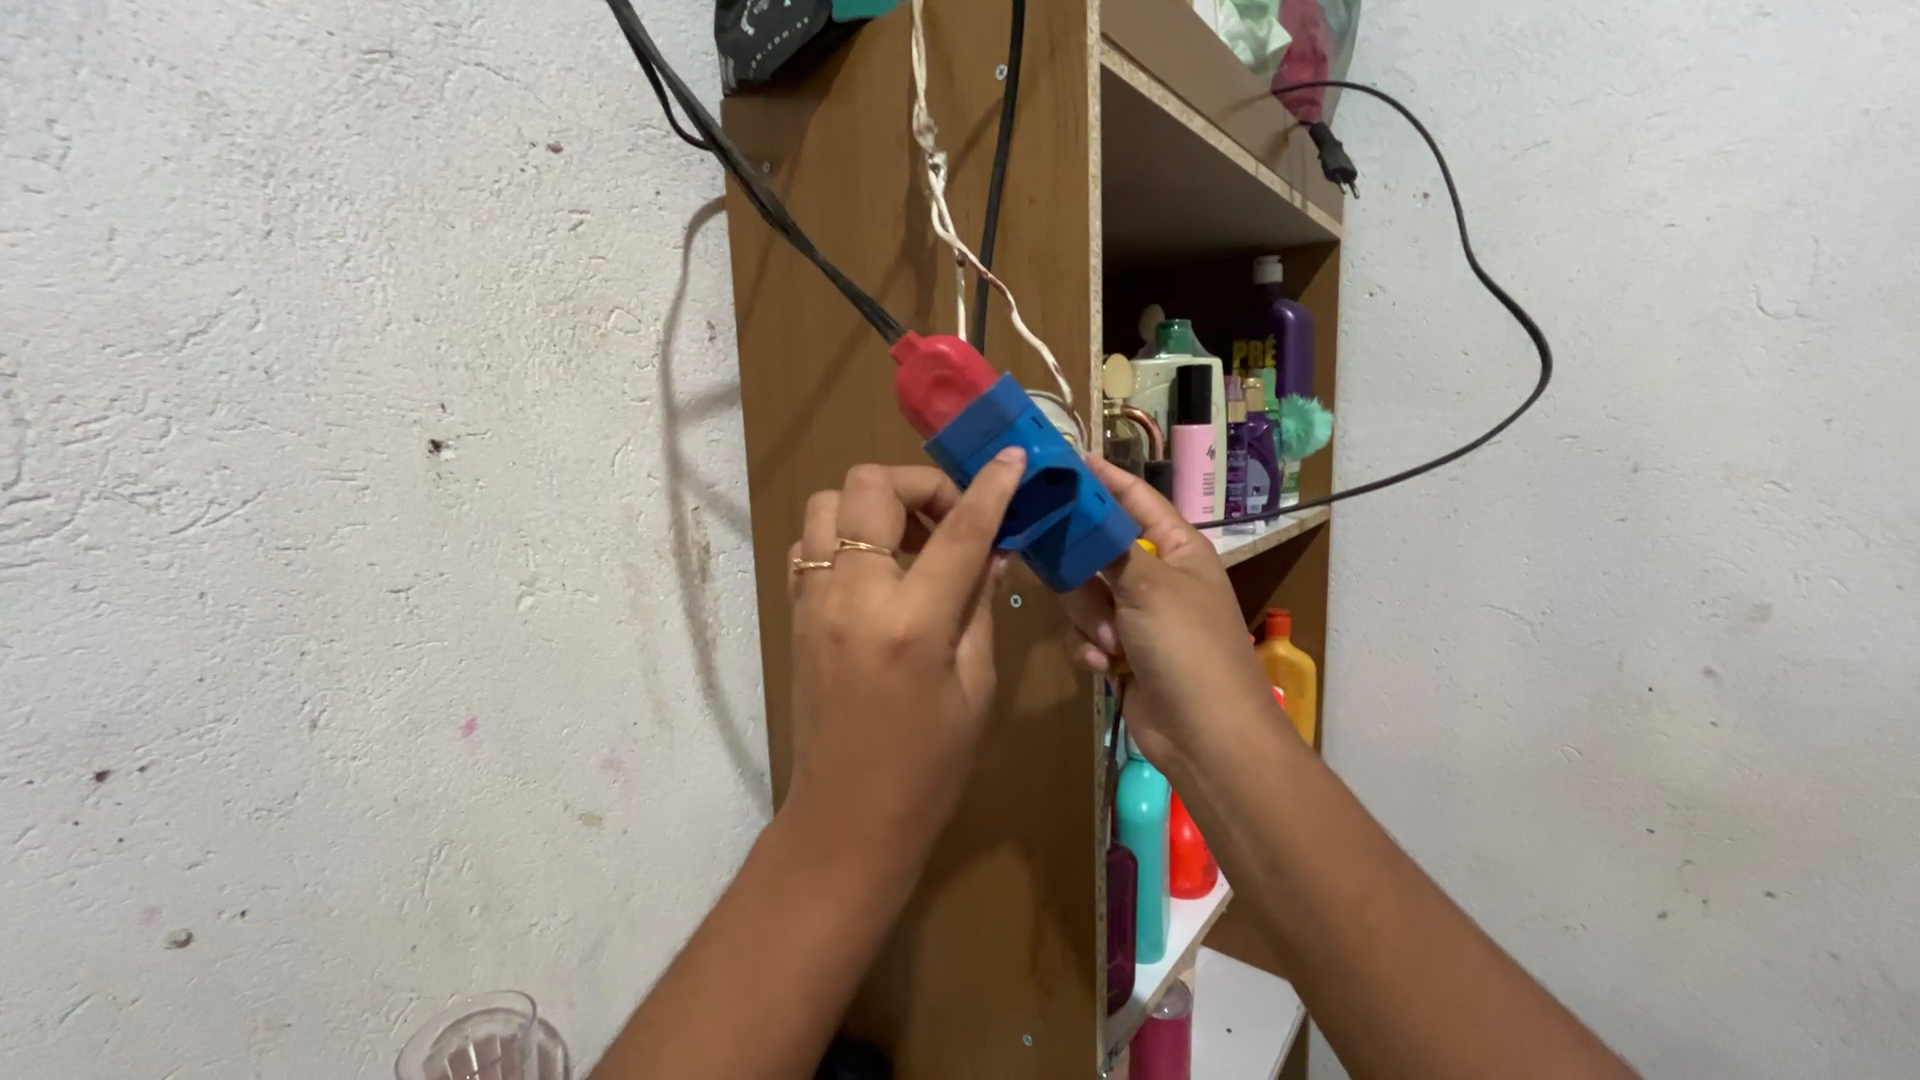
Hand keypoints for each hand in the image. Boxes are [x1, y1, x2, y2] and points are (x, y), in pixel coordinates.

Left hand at [783, 449, 1026, 848]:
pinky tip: (875, 571)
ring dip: (874, 506)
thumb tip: (992, 552)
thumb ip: (980, 608)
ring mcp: (812, 602)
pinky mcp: (794, 615)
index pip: (958, 532)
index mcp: (910, 623)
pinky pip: (810, 545)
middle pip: (869, 488)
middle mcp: (852, 597)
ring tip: (910, 543)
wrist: (848, 816)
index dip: (989, 489)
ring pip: (827, 504)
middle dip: (918, 486)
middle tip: (951, 520)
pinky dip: (843, 537)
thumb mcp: (975, 687)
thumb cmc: (929, 766)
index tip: (1011, 461)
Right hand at [1061, 457, 1277, 766]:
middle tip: (1078, 583)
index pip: (1136, 499)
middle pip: (1096, 550)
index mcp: (1178, 548)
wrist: (1204, 734)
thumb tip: (1081, 504)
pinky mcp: (1121, 652)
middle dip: (1086, 576)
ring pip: (1084, 596)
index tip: (1062, 460)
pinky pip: (1085, 633)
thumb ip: (1108, 545)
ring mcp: (1138, 616)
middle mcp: (1157, 576)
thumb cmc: (1188, 647)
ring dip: (1092, 621)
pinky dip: (1090, 649)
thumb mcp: (1149, 585)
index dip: (1103, 479)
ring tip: (1111, 644)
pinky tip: (1104, 667)